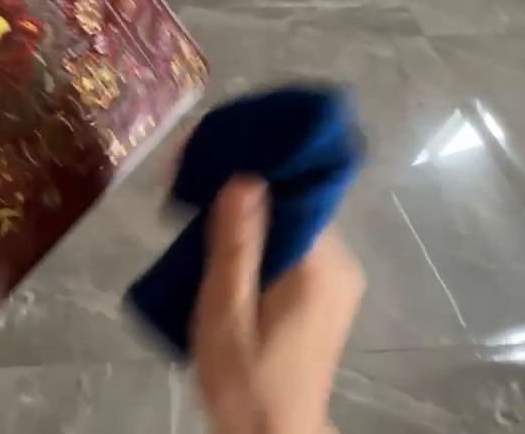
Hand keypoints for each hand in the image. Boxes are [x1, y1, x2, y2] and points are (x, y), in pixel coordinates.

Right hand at [192, 177, 365, 433]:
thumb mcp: (228, 310)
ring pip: (287, 214)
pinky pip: (287, 236)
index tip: (206, 146)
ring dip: (242, 200)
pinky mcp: (319, 288)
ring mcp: (332, 276)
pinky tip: (216, 223)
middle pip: (291, 196)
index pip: (295, 187)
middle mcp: (338, 262)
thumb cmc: (246, 378)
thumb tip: (244, 177)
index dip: (252, 159)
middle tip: (186, 167)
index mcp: (320, 265)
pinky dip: (253, 223)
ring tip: (191, 190)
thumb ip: (237, 244)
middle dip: (239, 174)